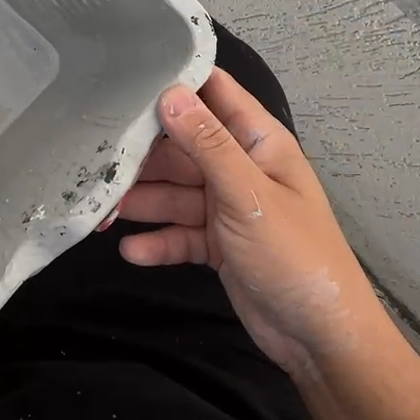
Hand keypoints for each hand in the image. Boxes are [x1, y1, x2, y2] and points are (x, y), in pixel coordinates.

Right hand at [115, 70, 392, 379]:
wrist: (322, 344)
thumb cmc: (298, 257)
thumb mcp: (248, 195)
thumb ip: (207, 144)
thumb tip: (169, 93)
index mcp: (257, 143)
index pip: (214, 93)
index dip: (176, 80)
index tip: (127, 75)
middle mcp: (238, 167)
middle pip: (180, 147)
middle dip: (142, 155)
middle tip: (96, 159)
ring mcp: (225, 206)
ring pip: (171, 191)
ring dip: (140, 201)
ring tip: (103, 213)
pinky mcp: (215, 243)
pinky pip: (177, 232)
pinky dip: (156, 240)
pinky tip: (130, 250)